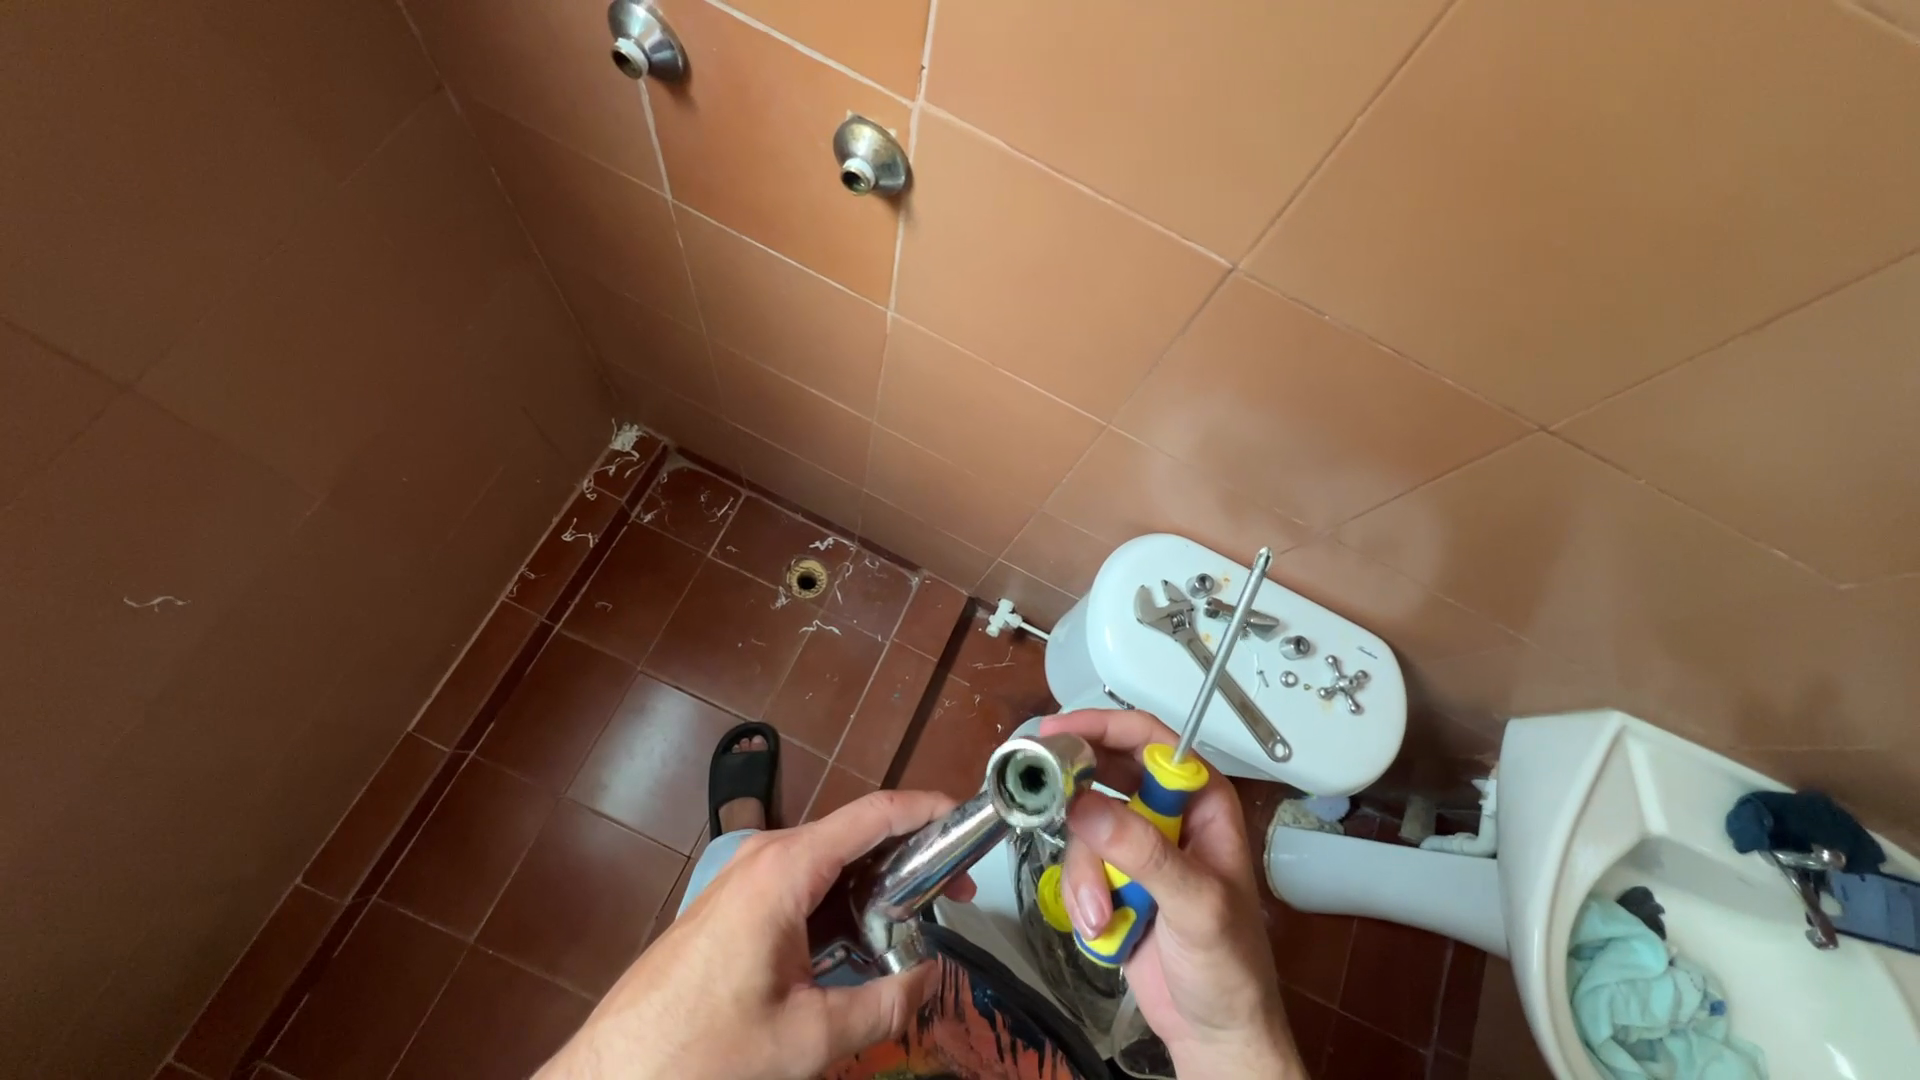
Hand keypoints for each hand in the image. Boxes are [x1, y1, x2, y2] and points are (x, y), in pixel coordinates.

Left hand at [540, 790, 972, 1079]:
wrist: (609, 1077)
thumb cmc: (704, 1051)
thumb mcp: (806, 1038)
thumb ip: (882, 1005)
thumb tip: (933, 980)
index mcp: (787, 868)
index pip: (874, 814)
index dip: (927, 809)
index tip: (969, 820)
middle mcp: (768, 855)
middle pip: (855, 834)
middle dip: (911, 855)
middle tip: (957, 893)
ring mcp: (747, 875)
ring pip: (831, 860)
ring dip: (877, 881)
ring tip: (920, 916)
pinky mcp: (735, 901)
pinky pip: (804, 882)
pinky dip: (843, 899)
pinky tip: (864, 937)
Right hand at [1041, 710, 1305, 1078]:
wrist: (1214, 1033)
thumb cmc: (1229, 966)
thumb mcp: (1195, 904)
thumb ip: (1143, 852)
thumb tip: (1083, 804)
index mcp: (1201, 800)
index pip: (1150, 739)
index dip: (1103, 727)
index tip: (1057, 733)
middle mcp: (1167, 811)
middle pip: (1106, 773)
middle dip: (1075, 795)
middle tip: (1040, 794)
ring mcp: (1136, 844)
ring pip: (1083, 825)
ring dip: (1083, 872)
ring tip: (1101, 914)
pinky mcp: (1113, 876)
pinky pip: (1077, 863)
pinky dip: (1079, 893)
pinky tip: (1101, 925)